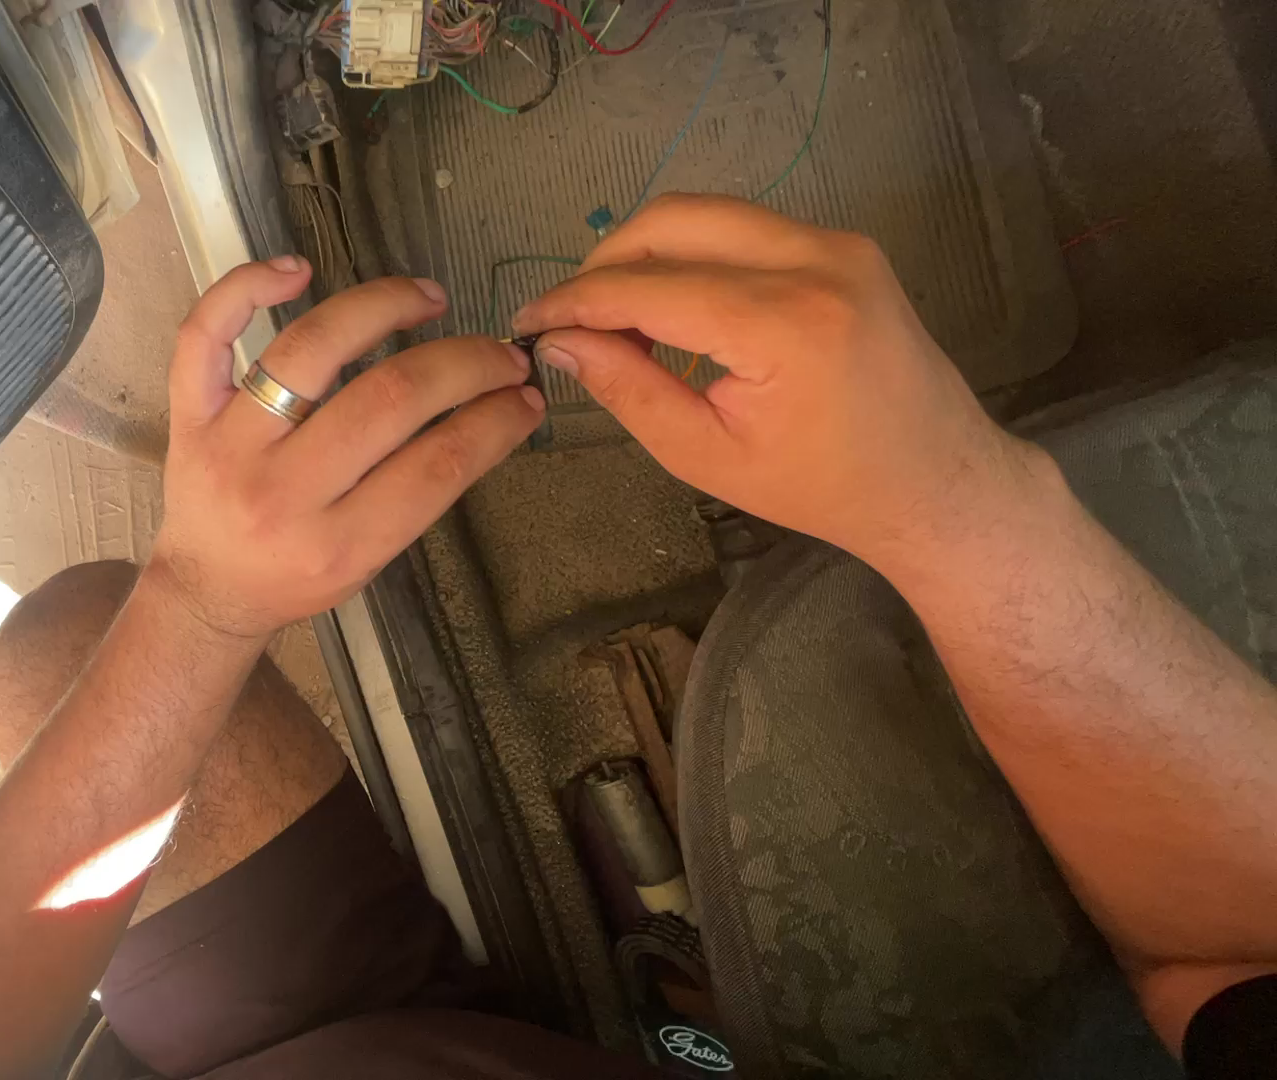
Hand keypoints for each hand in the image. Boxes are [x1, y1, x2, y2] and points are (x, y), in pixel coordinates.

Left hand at [148, 257, 544, 640]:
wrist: (209, 590)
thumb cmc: (295, 580)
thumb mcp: (368, 561)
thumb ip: (417, 495)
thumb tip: (487, 414)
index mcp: (336, 544)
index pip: (436, 467)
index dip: (496, 422)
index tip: (525, 396)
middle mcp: (282, 492)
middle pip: (388, 400)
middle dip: (464, 364)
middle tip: (498, 354)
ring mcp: (228, 446)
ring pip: (310, 350)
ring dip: (383, 307)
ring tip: (429, 298)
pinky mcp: (190, 415)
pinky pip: (204, 335)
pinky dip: (246, 288)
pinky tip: (297, 268)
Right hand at [512, 194, 1049, 567]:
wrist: (932, 480)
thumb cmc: (813, 486)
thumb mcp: (701, 452)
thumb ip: (625, 389)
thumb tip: (559, 343)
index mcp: (780, 323)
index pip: (645, 286)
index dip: (573, 301)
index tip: (526, 322)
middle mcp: (812, 258)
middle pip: (671, 221)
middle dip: (600, 264)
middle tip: (568, 318)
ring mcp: (834, 243)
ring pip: (703, 215)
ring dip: (640, 257)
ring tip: (612, 320)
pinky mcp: (840, 247)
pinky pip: (737, 231)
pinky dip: (684, 259)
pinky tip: (667, 312)